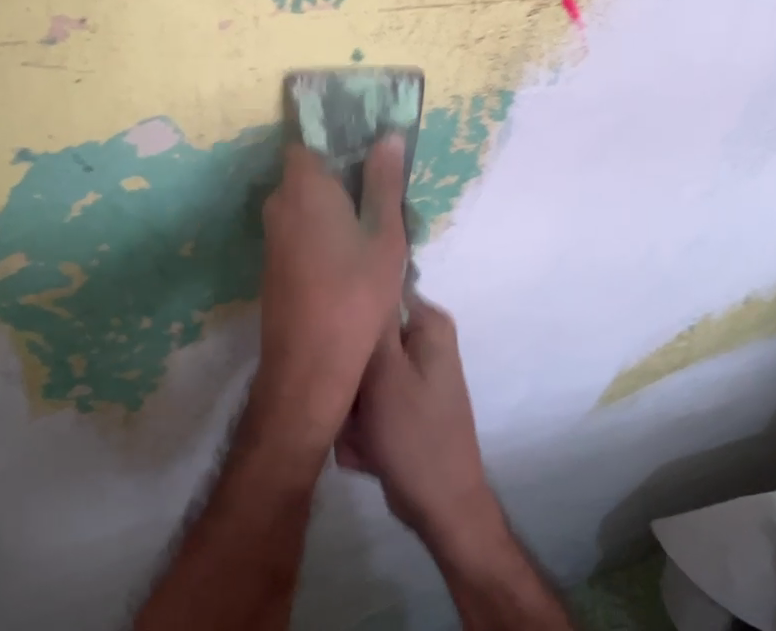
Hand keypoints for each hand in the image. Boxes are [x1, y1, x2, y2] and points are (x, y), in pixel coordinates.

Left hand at [256, 136, 409, 441]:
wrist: (309, 364)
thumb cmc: (355, 293)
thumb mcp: (384, 235)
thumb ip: (383, 183)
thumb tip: (385, 137)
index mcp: (304, 186)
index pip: (310, 143)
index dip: (338, 143)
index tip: (370, 154)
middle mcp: (280, 204)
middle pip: (310, 174)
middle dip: (344, 179)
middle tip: (385, 199)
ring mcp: (273, 236)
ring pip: (307, 206)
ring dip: (337, 211)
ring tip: (377, 233)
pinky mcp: (274, 264)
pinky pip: (302, 231)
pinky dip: (325, 234)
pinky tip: (355, 260)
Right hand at [336, 299, 500, 545]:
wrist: (440, 507)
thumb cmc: (413, 434)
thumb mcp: (385, 371)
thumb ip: (372, 322)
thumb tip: (365, 268)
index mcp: (427, 325)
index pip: (376, 295)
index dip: (350, 318)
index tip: (335, 343)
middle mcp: (422, 345)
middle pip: (362, 343)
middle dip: (349, 381)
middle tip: (353, 406)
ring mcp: (411, 380)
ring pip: (357, 380)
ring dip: (351, 412)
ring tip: (362, 434)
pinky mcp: (400, 410)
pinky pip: (365, 408)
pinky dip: (362, 430)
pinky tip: (369, 451)